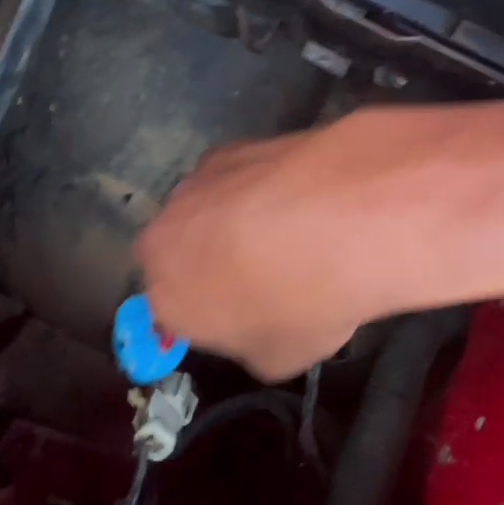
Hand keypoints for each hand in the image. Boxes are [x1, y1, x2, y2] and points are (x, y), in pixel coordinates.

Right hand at [134, 110, 448, 380]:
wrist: (340, 218)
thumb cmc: (307, 302)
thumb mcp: (281, 356)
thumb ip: (250, 343)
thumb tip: (256, 326)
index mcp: (168, 300)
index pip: (173, 313)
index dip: (209, 312)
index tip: (243, 311)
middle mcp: (164, 239)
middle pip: (176, 252)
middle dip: (206, 259)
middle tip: (258, 269)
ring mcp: (191, 187)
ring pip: (200, 208)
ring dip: (227, 217)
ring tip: (285, 226)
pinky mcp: (224, 148)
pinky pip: (229, 175)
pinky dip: (251, 183)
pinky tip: (293, 192)